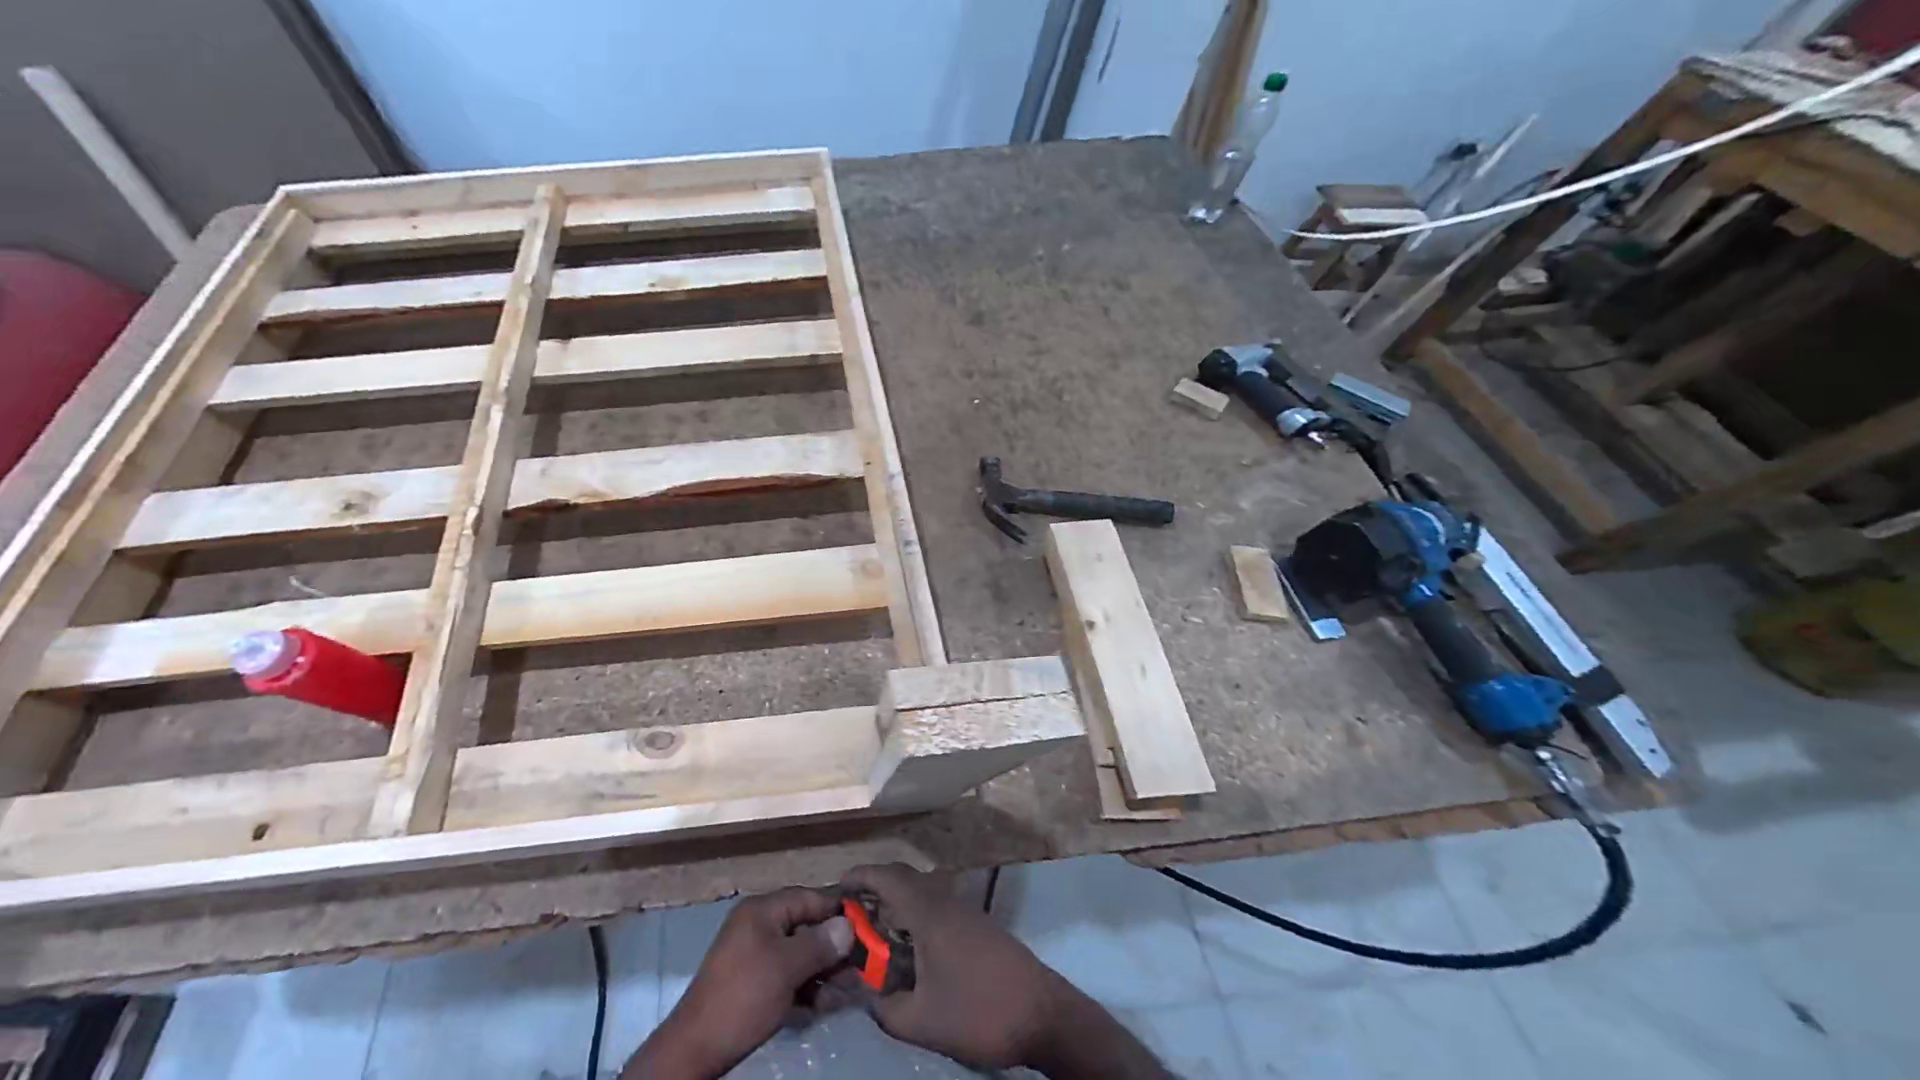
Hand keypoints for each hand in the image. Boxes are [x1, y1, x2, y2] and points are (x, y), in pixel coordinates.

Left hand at [625, 887, 851, 1079]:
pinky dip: (804, 986)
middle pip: (805, 926)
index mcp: (761, 911)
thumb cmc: (744, 997)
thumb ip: (821, 943)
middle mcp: (757, 926)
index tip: (867, 925)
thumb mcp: (787, 967)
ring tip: (844, 990)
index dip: (837, 909)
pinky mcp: (752, 983)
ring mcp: (753, 955)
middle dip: (832, 946)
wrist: (695, 1050)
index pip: (809, 897)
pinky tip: (821, 1005)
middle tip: (858, 966)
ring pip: (798, 954)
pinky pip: (786, 974)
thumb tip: (848, 926)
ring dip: (822, 971)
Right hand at [840, 863, 1078, 1069]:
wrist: (1045, 1015)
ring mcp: (967, 913)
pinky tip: (909, 948)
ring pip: (923, 894)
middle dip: (875, 888)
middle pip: (905, 880)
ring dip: (896, 903)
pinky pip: (937, 909)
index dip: (861, 875)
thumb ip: (885, 1008)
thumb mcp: (921, 1021)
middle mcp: (947, 903)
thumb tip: (868, 996)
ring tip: (873, 932)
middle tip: (849, 910)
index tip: (837, 885)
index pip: (889, 877)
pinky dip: (915, 917)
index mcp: (930, 914)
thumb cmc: (979, 1012)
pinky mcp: (979, 928)